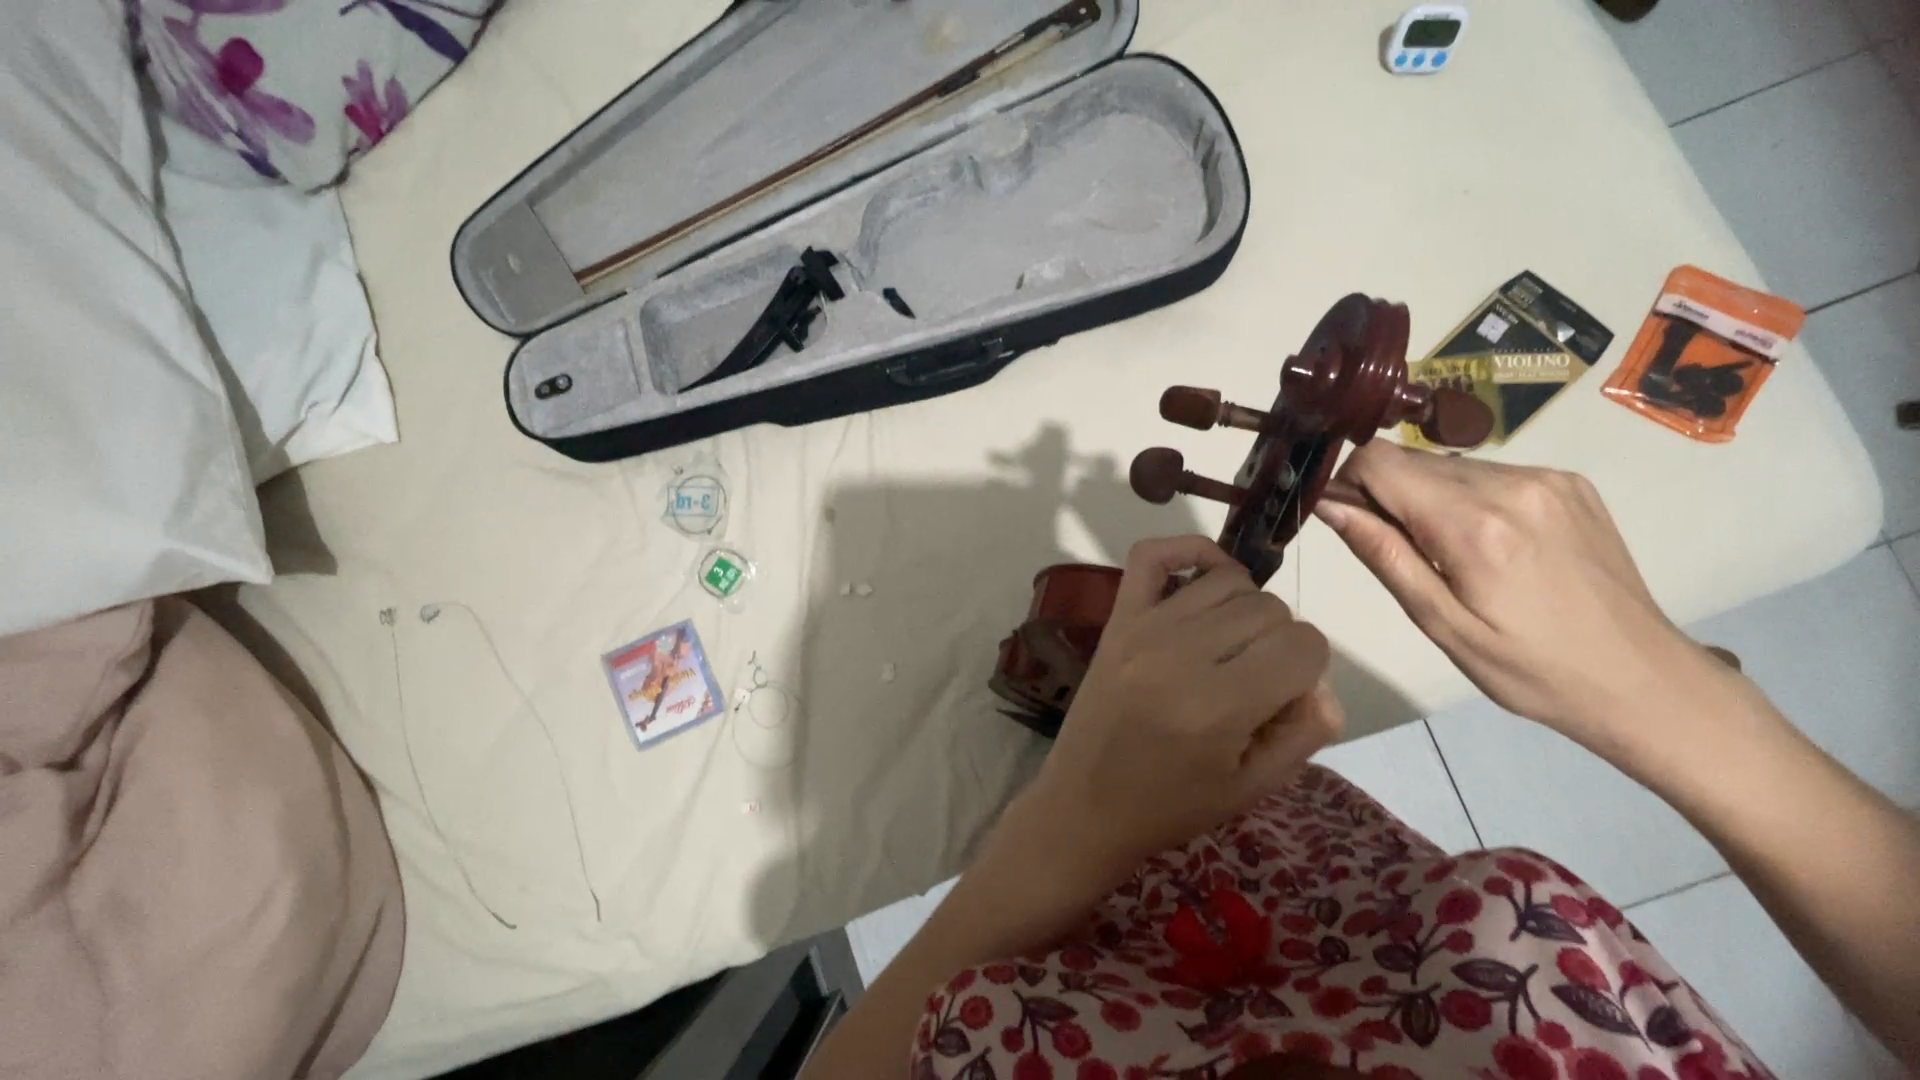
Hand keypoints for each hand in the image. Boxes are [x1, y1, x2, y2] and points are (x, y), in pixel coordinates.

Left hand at [1021, 536, 1341, 882]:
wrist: (1085, 806)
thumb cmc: (1171, 806)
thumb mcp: (1253, 788)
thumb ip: (1305, 731)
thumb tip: (1320, 680)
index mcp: (1219, 706)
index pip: (1305, 645)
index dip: (1309, 672)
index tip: (1284, 699)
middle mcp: (1181, 655)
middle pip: (1271, 609)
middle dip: (1280, 644)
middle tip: (1254, 683)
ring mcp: (1143, 629)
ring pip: (1229, 580)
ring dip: (1245, 608)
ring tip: (1229, 648)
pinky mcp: (1116, 619)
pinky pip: (1153, 554)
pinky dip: (1190, 552)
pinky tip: (1205, 581)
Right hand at [1316, 441, 1722, 748]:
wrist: (1641, 679)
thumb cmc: (1528, 669)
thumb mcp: (1441, 625)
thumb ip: (1384, 555)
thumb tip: (1329, 504)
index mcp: (1475, 525)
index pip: (1379, 461)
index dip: (1348, 482)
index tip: (1347, 520)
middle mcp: (1512, 484)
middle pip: (1411, 460)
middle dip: (1385, 495)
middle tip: (1399, 552)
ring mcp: (1547, 478)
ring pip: (1448, 465)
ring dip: (1427, 498)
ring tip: (1449, 556)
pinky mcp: (1570, 482)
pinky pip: (1490, 473)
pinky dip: (1468, 499)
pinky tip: (1489, 546)